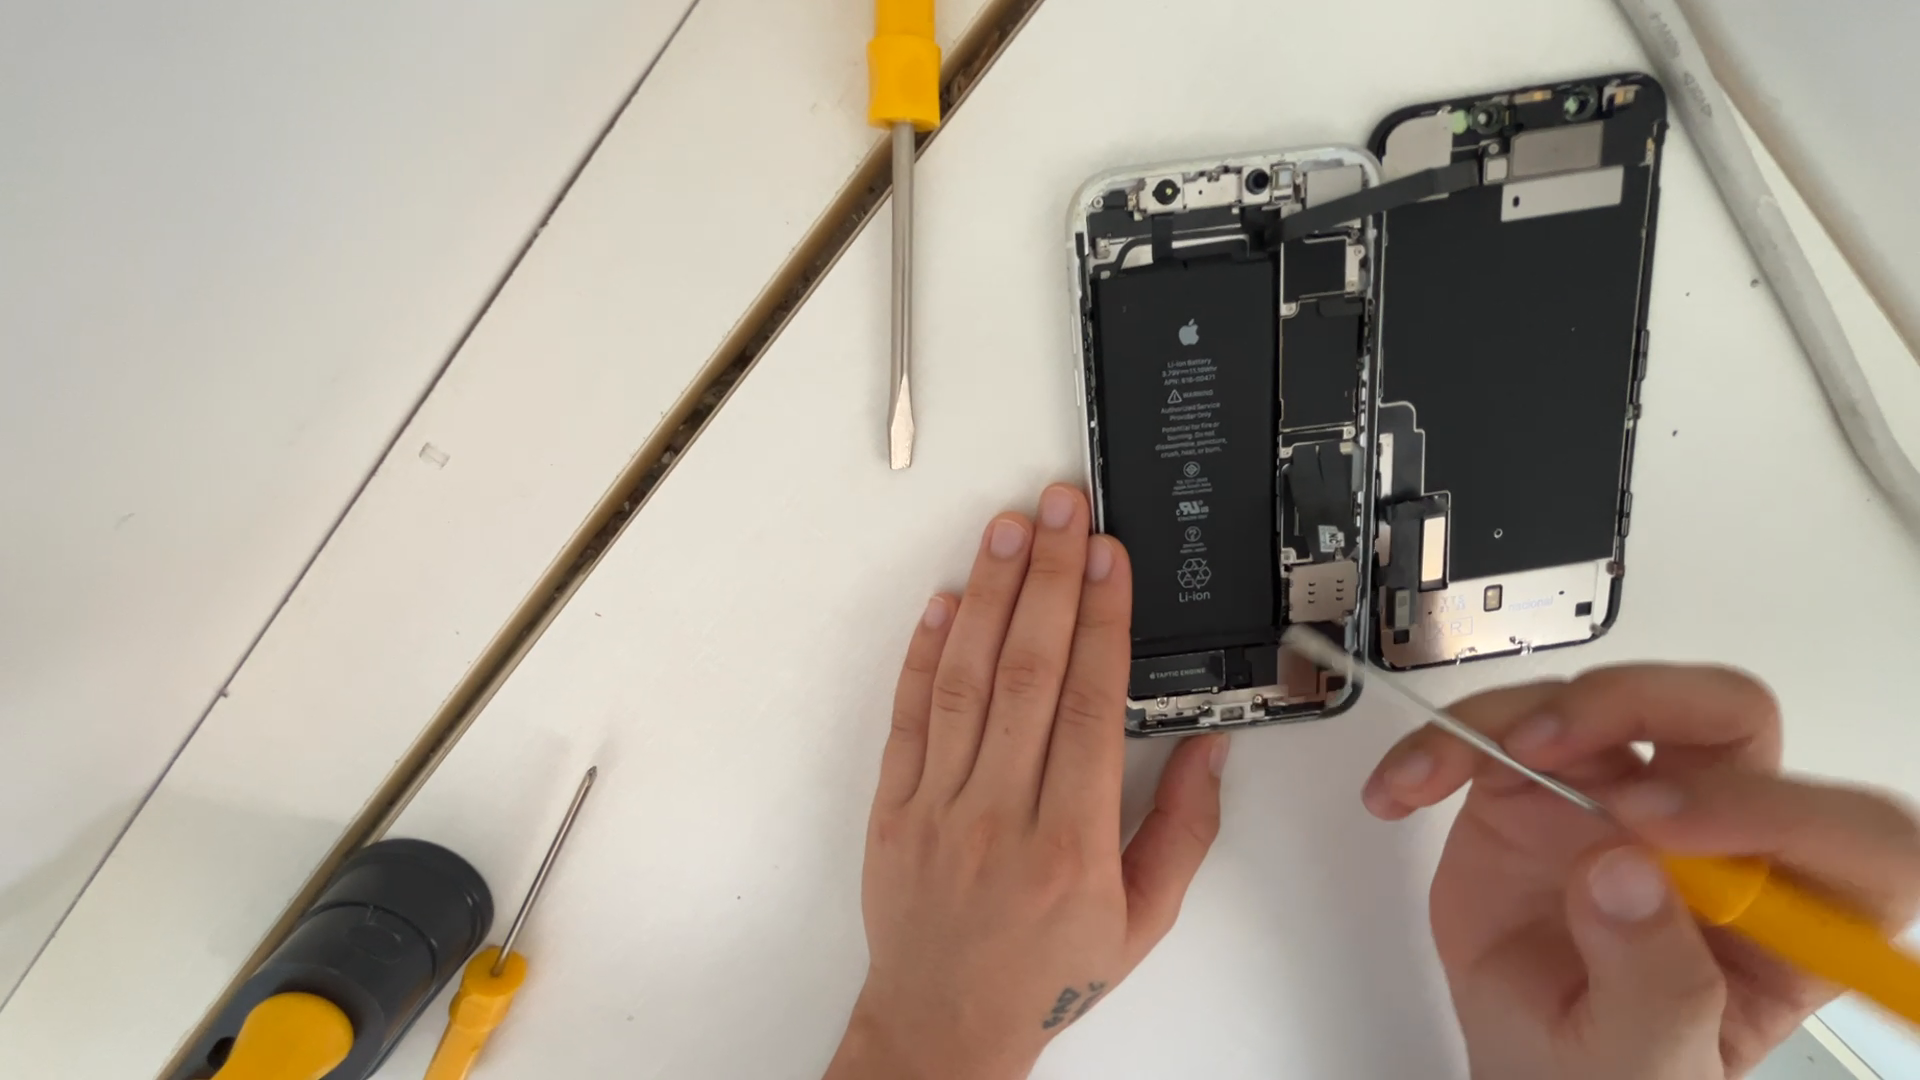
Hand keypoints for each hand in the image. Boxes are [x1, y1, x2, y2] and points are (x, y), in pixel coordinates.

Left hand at [825, 486, 1228, 1079]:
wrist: (943, 1023)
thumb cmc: (1046, 975)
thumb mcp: (1141, 922)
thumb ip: (1184, 832)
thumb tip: (1209, 750)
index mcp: (1072, 843)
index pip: (1091, 705)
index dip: (1103, 620)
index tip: (1110, 559)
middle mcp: (1002, 810)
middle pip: (1028, 671)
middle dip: (1049, 577)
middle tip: (1060, 510)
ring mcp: (938, 801)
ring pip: (965, 677)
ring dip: (988, 593)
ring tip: (1007, 530)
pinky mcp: (893, 800)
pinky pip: (908, 713)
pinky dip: (924, 650)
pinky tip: (945, 600)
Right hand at [1362, 665, 1919, 1078]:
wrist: (1518, 1053)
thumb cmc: (1604, 1075)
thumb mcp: (1644, 1064)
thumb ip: (1657, 986)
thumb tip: (1623, 868)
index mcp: (1790, 911)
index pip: (1843, 830)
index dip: (1762, 805)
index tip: (1642, 819)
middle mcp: (1711, 830)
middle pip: (1717, 714)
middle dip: (1628, 705)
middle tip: (1539, 745)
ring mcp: (1611, 793)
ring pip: (1580, 703)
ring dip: (1493, 721)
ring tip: (1423, 778)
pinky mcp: (1525, 783)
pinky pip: (1484, 730)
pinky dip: (1430, 747)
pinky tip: (1392, 792)